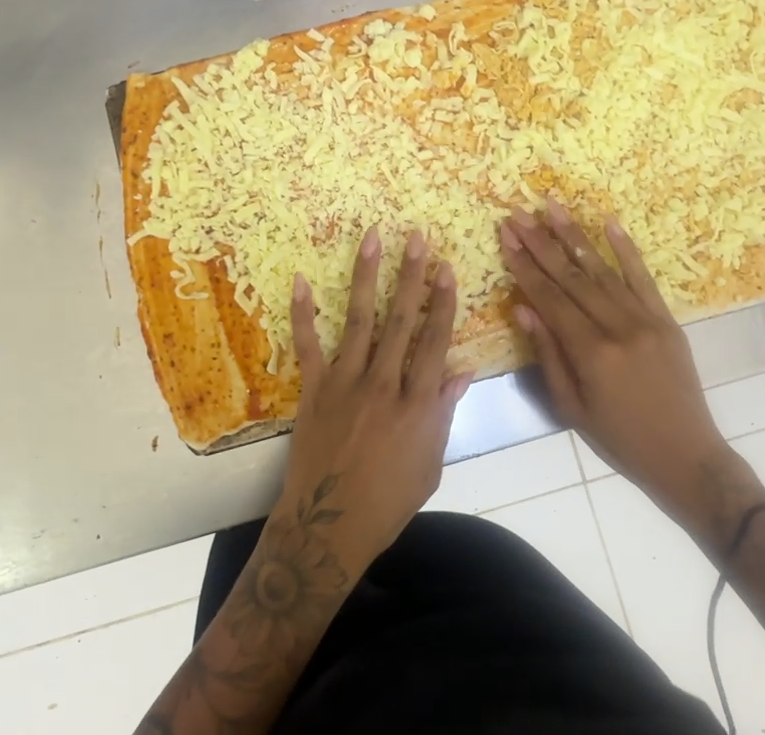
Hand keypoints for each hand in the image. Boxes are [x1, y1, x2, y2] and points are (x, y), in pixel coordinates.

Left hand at [283, 226, 470, 566]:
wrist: (330, 526)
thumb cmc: (389, 502)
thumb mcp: (430, 464)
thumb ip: (443, 413)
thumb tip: (464, 371)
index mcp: (418, 406)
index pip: (435, 342)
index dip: (443, 303)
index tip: (447, 267)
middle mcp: (384, 386)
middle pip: (402, 321)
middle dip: (411, 276)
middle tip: (417, 237)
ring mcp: (345, 385)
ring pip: (360, 321)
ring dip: (367, 277)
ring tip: (373, 239)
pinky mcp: (313, 390)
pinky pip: (308, 345)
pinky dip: (303, 313)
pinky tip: (300, 280)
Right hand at [500, 201, 764, 548]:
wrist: (687, 456)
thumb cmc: (619, 439)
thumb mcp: (571, 405)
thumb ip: (547, 353)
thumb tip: (522, 306)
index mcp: (591, 353)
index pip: (550, 298)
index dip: (524, 265)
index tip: (505, 236)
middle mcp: (619, 328)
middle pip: (572, 277)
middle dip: (541, 242)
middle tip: (518, 213)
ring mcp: (647, 320)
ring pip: (604, 270)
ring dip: (576, 236)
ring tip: (552, 206)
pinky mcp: (667, 320)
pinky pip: (644, 278)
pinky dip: (626, 249)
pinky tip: (609, 223)